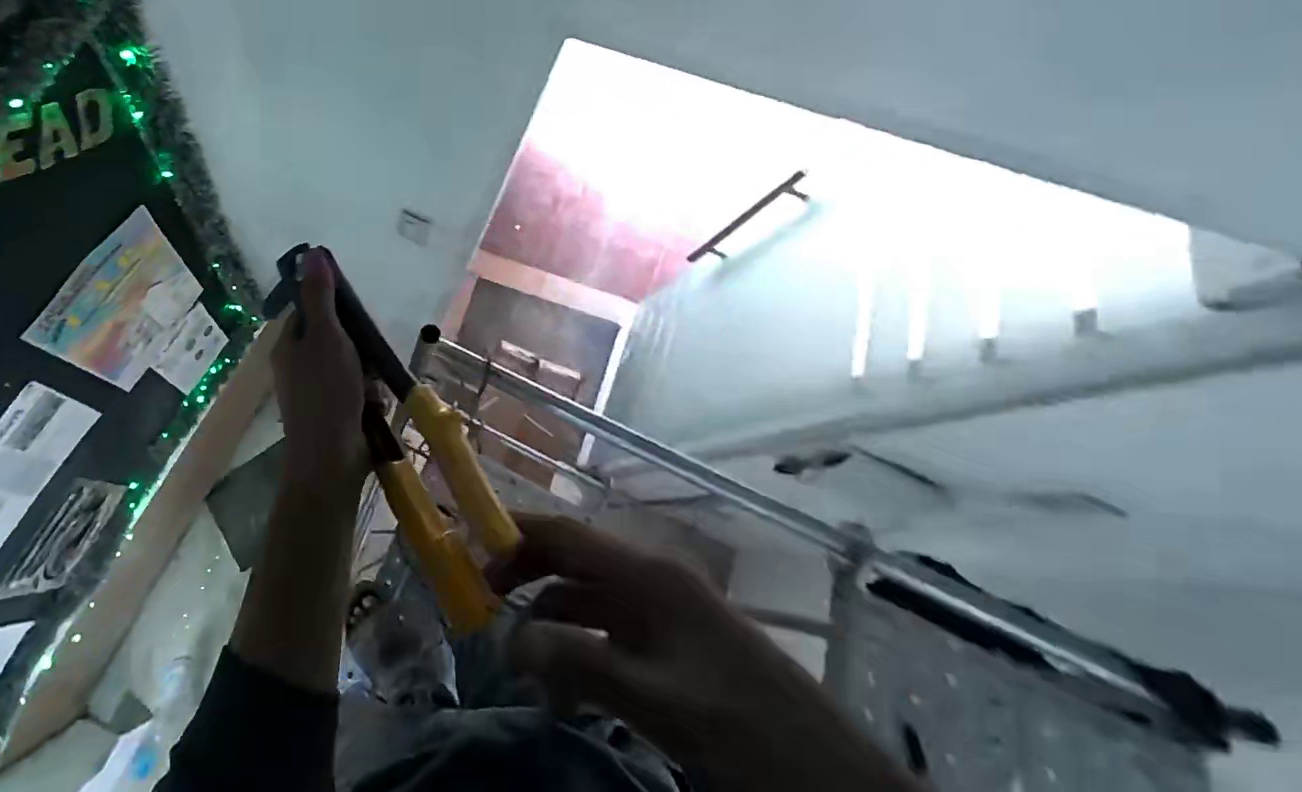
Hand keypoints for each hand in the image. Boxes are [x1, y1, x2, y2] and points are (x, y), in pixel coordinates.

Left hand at [269, 247, 369, 496]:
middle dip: (358, 347)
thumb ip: (320, 296)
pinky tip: (373, 405)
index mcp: (287, 345)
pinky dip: (368, 395)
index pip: (311, 310)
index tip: (357, 319)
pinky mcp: (333, 412)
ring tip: (371, 386)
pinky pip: (356, 390)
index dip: (336, 309)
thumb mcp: (325, 336)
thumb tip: (311, 254)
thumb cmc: (326, 392)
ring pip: (351, 364)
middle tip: (367, 357)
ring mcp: (315, 391)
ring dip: (367, 372)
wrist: (330, 460)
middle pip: (335, 337)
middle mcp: (297, 365)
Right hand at [488, 515, 916, 791]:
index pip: (566, 534)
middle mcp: (652, 579)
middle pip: (573, 559)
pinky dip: (577, 650)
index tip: (468, 550)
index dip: (514, 534)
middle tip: (480, 603)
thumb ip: (582, 664)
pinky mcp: (672, 644)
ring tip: (517, 659)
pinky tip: (562, 687)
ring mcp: (664, 612)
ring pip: (587, 600)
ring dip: (549, 621)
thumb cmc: (747, 728)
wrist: (833, 776)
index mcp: (649, 575)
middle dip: (525, 575)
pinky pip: (609, 633)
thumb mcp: (660, 702)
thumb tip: (512, 640)